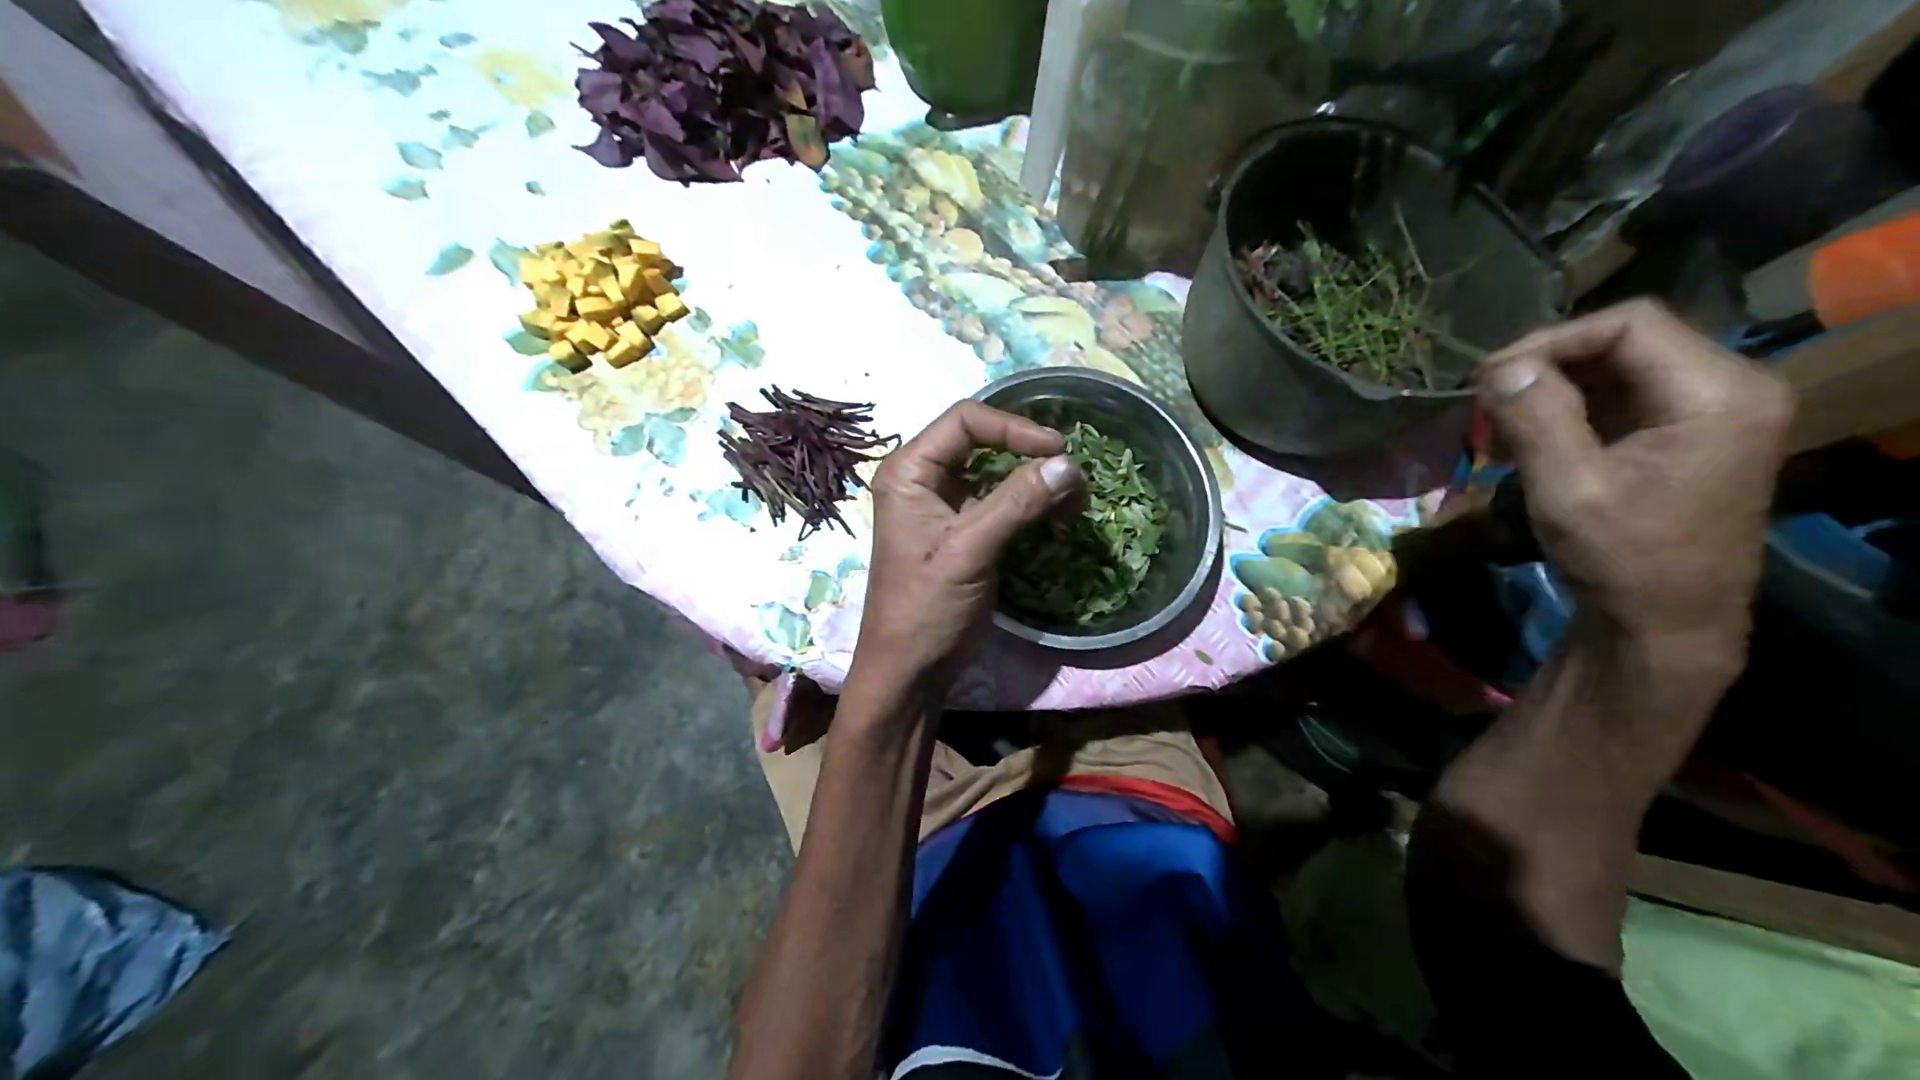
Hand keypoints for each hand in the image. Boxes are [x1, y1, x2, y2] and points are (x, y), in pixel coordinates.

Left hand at [853, 401, 1084, 692]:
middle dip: (1030, 454)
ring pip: (997, 473)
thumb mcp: (970, 550)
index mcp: (910, 471)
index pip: (966, 421)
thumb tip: (1069, 464)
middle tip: (1073, 477)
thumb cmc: (926, 607)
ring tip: (1075, 501)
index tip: (1058, 450)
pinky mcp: (964, 531)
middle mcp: (924, 479)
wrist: (910, 670)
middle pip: (984, 441)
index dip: (1014, 427)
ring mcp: (944, 506)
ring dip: (1037, 480)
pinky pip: (1002, 502)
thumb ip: (1016, 502)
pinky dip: (1032, 504)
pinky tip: (1061, 516)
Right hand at [1477, 301, 1793, 659]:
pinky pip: (1614, 398)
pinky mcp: (1679, 434)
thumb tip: (1499, 367)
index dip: (1549, 342)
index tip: (1486, 379)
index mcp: (1718, 394)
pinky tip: (1523, 439)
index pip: (1628, 325)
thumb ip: (1537, 420)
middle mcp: (1727, 388)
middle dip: (1541, 367)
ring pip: (1612, 368)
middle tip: (1483, 406)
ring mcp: (1706, 411)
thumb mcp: (1569, 490)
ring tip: (1496, 428)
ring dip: (1545, 390)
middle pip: (1621, 341)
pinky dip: (1560, 410)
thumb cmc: (1623, 559)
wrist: (1664, 622)